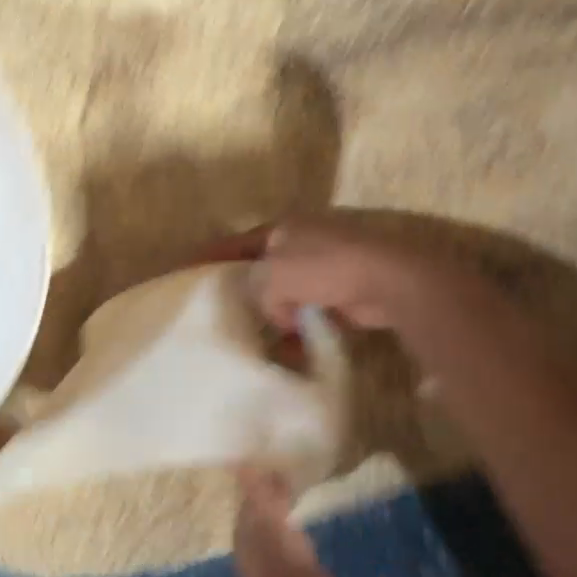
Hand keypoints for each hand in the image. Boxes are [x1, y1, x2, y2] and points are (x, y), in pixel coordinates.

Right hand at [201, 219, 488, 335]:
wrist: (390, 281)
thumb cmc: (324, 268)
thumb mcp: (272, 276)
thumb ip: (259, 292)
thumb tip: (279, 313)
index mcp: (284, 228)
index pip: (237, 243)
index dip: (211, 257)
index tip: (185, 269)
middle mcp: (305, 242)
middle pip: (264, 269)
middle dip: (248, 291)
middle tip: (225, 310)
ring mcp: (329, 266)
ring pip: (288, 294)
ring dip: (277, 315)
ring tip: (259, 337)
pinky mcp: (348, 291)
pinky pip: (313, 313)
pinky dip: (303, 329)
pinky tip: (291, 349)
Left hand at [235, 466, 485, 576]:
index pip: (268, 533)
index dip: (258, 494)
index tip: (251, 460)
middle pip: (249, 549)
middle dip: (253, 508)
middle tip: (268, 476)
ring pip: (253, 575)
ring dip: (260, 538)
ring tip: (279, 512)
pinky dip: (271, 568)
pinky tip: (296, 575)